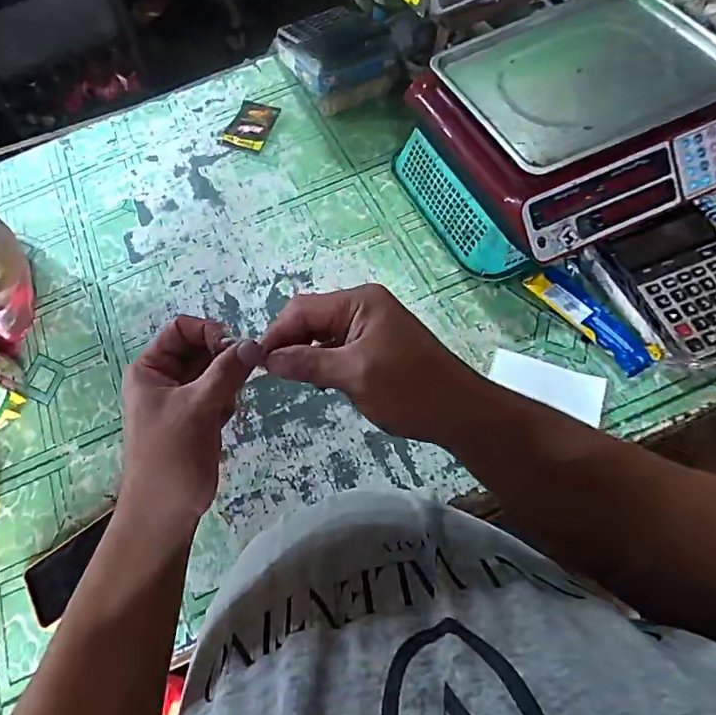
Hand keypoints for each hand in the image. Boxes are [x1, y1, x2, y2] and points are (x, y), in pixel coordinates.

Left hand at [120, 316, 261, 529]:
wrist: (165, 512)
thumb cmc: (170, 456)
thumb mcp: (198, 408)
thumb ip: (226, 372)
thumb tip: (253, 344)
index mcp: (150, 369)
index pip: (181, 329)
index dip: (208, 332)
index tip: (232, 349)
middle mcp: (163, 378)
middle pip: (201, 348)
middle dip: (222, 360)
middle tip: (236, 381)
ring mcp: (181, 398)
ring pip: (214, 371)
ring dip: (226, 383)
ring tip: (223, 408)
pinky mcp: (197, 417)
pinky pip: (219, 392)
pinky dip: (227, 400)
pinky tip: (222, 421)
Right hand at [260, 284, 486, 444]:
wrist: (460, 412)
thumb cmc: (409, 390)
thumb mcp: (354, 375)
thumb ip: (308, 363)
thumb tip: (267, 359)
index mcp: (359, 302)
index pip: (302, 309)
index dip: (276, 333)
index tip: (255, 361)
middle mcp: (362, 306)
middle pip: (310, 318)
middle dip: (289, 343)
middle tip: (270, 373)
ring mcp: (370, 325)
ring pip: (321, 334)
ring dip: (305, 354)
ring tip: (291, 379)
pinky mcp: (374, 345)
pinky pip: (337, 347)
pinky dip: (323, 362)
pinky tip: (317, 381)